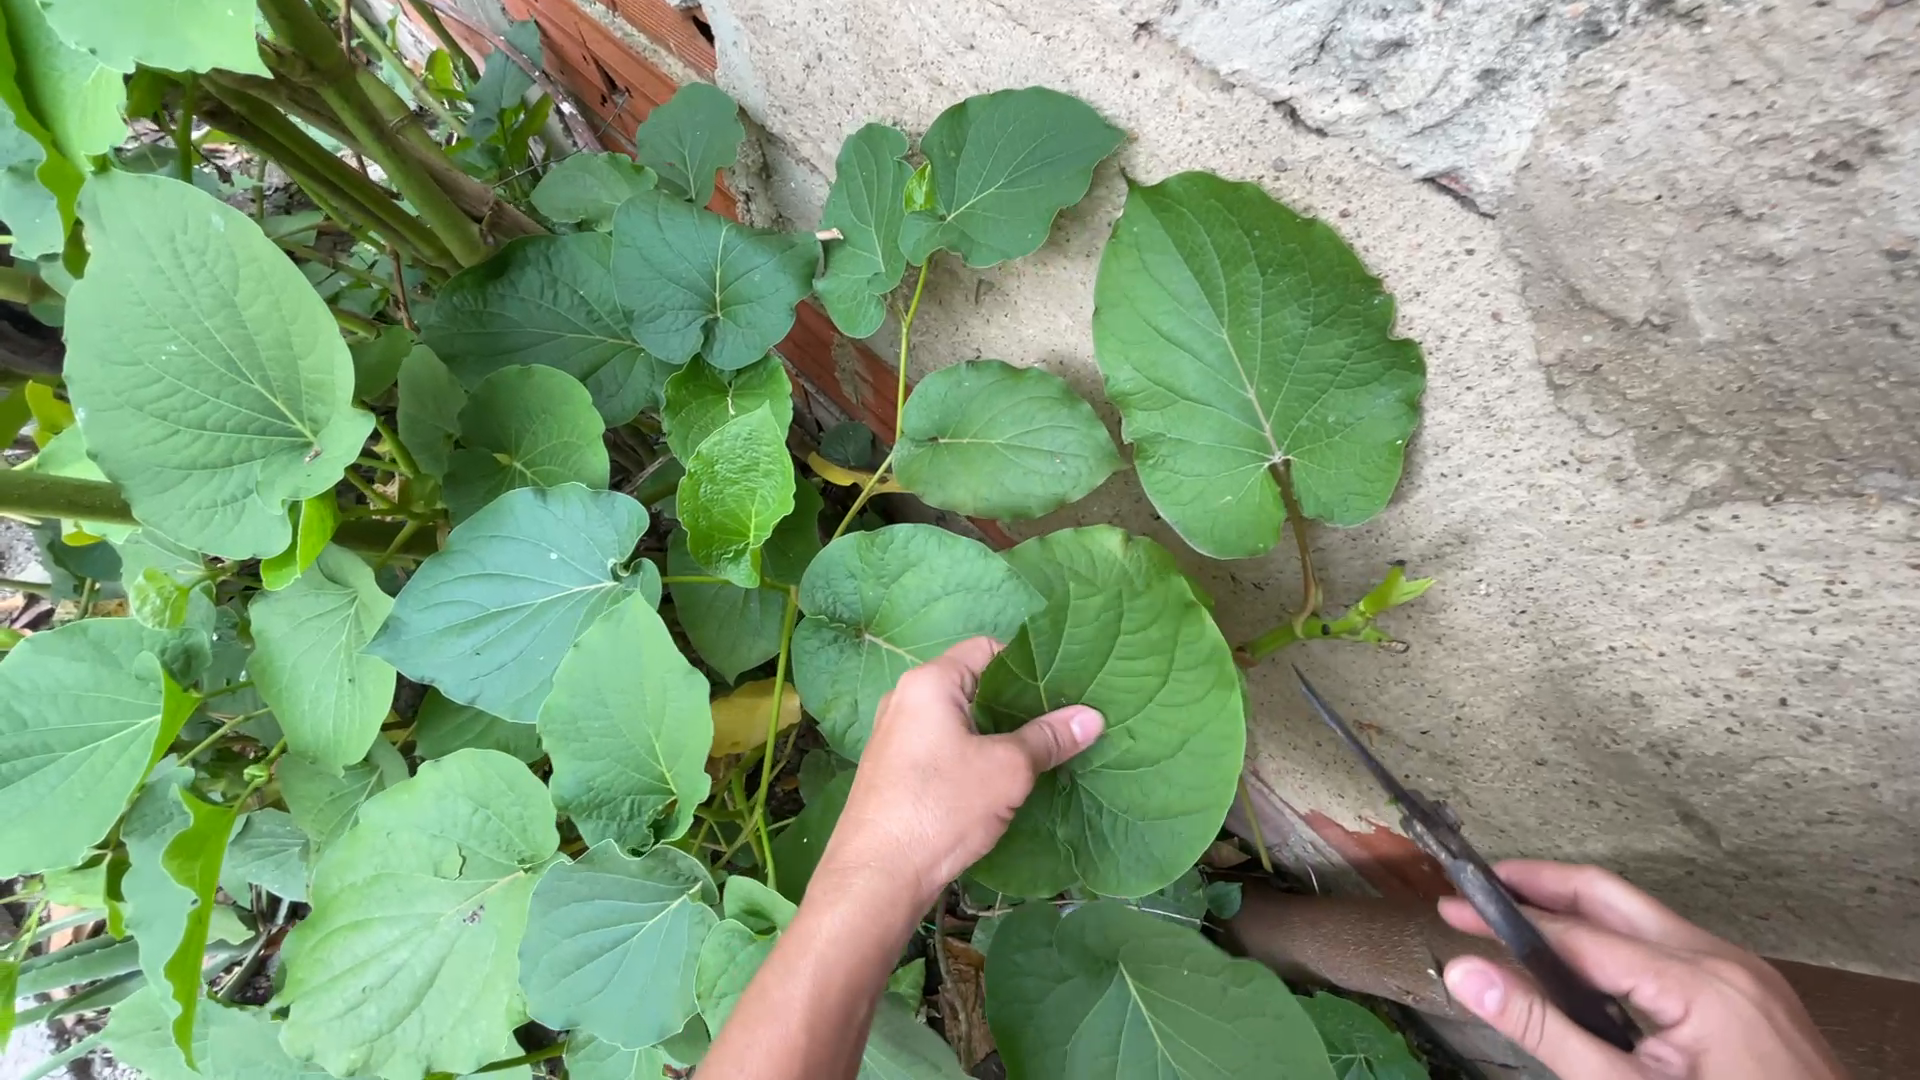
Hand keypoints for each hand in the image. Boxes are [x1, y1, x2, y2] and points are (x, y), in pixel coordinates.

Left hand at [813, 637, 1103, 909]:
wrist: (876, 876)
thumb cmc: (942, 807)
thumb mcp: (1007, 770)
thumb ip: (1049, 738)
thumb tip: (1093, 716)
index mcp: (929, 681)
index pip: (985, 648)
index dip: (1025, 663)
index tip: (1058, 690)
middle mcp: (905, 697)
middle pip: (971, 682)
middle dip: (1014, 702)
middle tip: (1056, 722)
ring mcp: (894, 734)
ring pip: (957, 718)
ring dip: (993, 731)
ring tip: (1035, 751)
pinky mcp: (893, 768)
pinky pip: (940, 744)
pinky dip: (970, 752)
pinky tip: (997, 779)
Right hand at [1439, 861, 1844, 1079]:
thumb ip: (1543, 1028)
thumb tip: (1464, 973)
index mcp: (1698, 985)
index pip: (1572, 935)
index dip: (1502, 920)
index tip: (1451, 912)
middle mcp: (1723, 962)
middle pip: (1605, 894)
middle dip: (1534, 883)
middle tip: (1477, 887)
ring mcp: (1742, 973)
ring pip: (1633, 911)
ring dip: (1567, 905)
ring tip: (1512, 912)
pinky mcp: (1748, 990)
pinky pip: (1661, 939)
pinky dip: (1606, 934)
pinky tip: (1576, 953)